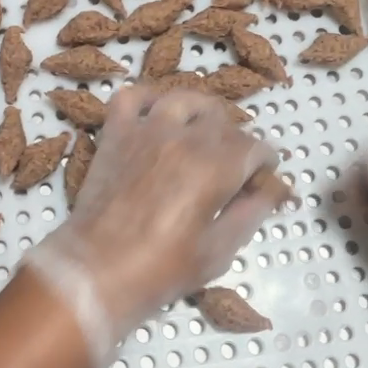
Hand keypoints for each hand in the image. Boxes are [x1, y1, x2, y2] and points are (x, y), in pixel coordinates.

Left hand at [24, 86, 285, 365]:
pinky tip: (157, 115)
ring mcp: (146, 130)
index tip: (262, 177)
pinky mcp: (115, 133)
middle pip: (222, 121)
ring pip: (184, 99)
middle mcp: (184, 138)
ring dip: (201, 111)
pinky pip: (133, 97)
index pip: (254, 146)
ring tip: (202, 132)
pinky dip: (149, 98)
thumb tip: (272, 191)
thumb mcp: (219, 252)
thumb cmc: (161, 270)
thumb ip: (250, 213)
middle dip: (236, 140)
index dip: (264, 161)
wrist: (96, 271)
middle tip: (232, 164)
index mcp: (215, 167)